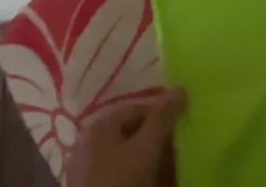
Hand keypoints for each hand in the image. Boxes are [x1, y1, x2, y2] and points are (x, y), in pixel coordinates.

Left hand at [69, 89, 185, 186]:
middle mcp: (88, 141)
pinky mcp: (87, 186)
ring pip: (123, 155)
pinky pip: (115, 173)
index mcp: (99, 125)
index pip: (138, 109)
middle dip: (155, 141)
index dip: (162, 117)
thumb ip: (163, 117)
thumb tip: (180, 88)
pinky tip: (147, 182)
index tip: (180, 132)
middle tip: (175, 154)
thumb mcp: (146, 148)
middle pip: (130, 132)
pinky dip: (133, 174)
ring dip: (146, 160)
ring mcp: (85, 168)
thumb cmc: (121, 181)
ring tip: (164, 172)